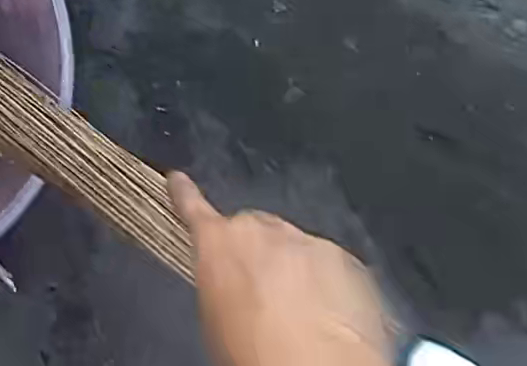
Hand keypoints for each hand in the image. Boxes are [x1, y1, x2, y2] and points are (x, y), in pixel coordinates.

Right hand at [168, 172, 393, 365]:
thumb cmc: (247, 346)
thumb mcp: (212, 309)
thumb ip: (215, 276)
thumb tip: (226, 278)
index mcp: (214, 238)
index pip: (190, 203)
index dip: (184, 191)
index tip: (178, 178)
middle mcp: (254, 228)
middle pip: (255, 228)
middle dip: (262, 250)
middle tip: (271, 289)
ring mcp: (303, 240)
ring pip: (297, 247)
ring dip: (299, 268)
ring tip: (310, 310)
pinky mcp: (347, 261)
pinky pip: (336, 269)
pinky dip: (336, 288)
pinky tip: (339, 318)